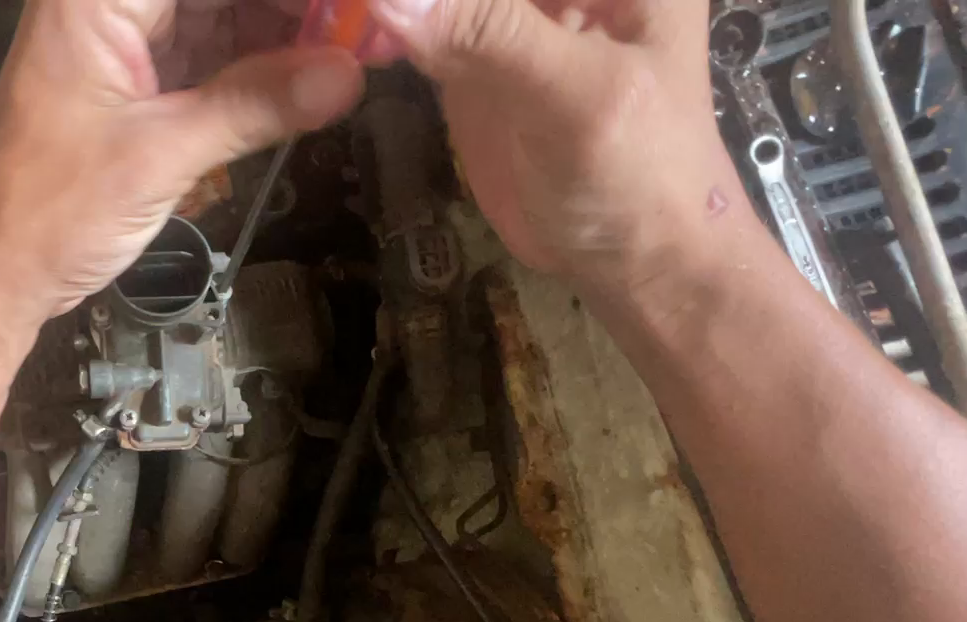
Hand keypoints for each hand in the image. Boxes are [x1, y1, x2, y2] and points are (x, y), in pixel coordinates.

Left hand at [0, 0, 364, 333]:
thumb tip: (350, 75)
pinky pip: (206, 56)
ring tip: (350, 47)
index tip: (347, 7)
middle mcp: (108, 2)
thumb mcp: (159, 157)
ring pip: (218, 12)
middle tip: (363, 24)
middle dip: (291, 5)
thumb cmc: (53, 215)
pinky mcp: (133, 85)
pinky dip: (254, 69)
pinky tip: (307, 75)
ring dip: (281, 30)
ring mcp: (121, 42)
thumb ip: (254, 107)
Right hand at [367, 0, 746, 289]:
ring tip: (334, 13)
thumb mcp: (571, 92)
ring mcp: (511, 21)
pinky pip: (424, 35)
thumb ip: (489, 34)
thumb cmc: (632, 170)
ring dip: (393, 8)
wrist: (624, 252)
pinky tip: (349, 34)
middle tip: (339, 7)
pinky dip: (388, 34)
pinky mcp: (473, 70)